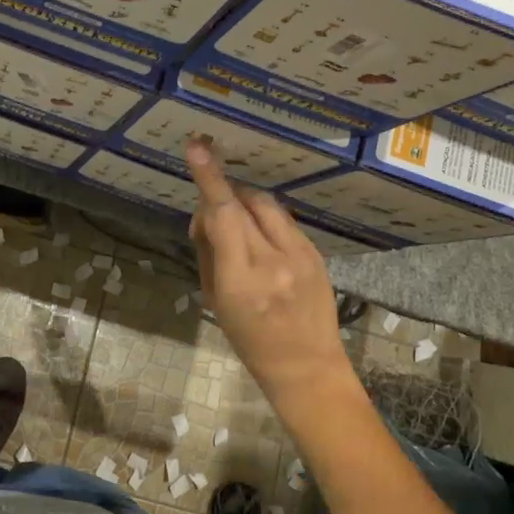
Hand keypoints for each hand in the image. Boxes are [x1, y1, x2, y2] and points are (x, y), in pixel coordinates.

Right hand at [186, 139, 352, 402]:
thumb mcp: (216, 300)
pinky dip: (264, 220)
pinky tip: (261, 242)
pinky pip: (283, 220)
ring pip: (265, 204)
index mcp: (241, 278)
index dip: (208, 177)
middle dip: (221, 195)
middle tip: (208, 217)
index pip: (222, 214)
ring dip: (244, 203)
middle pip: (243, 201)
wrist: (306, 367)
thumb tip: (206, 214)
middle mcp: (273, 260)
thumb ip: (209, 252)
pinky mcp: (316, 253)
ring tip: (235, 226)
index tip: (197, 147)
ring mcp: (301, 254)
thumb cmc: (250, 341)